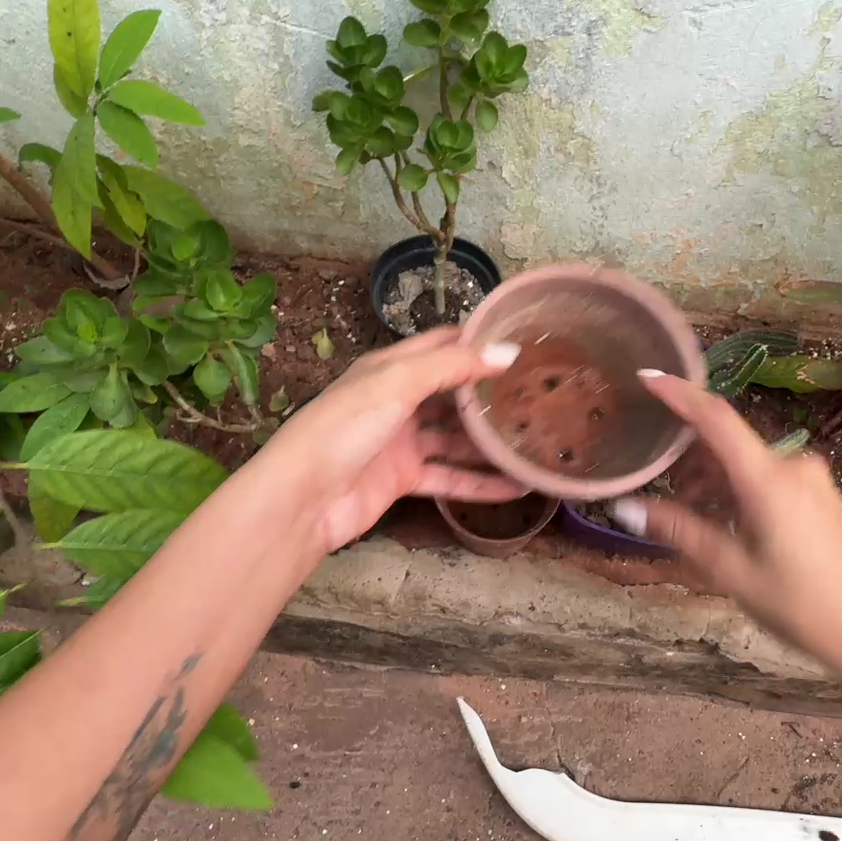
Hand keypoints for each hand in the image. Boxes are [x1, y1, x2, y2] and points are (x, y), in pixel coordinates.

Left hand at [245, 327, 525, 552]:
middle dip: (490, 394)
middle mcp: (398, 401)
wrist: (303, 498)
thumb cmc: (343, 428)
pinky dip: (480, 483)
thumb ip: (453, 366)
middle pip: (452, 393)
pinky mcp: (404, 478)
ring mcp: (401, 442)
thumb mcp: (397, 383)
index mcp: (391, 368)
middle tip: (538, 395)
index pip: (442, 345)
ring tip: (533, 441)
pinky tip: (516, 487)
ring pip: (455, 438)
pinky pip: (450, 477)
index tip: (522, 342)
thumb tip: (508, 352)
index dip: (479, 341)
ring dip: (489, 443)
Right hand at [613, 371, 841, 681]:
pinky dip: (737, 490)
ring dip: (713, 479)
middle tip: (657, 481)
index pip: (715, 418)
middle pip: (728, 443)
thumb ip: (679, 531)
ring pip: (746, 464)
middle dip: (689, 457)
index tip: (646, 377)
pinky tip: (724, 522)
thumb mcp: (731, 571)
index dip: (679, 393)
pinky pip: (767, 478)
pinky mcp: (821, 496)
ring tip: (687, 513)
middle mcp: (793, 466)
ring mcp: (812, 480)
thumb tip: (625, 507)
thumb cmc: (802, 606)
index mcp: (768, 478)